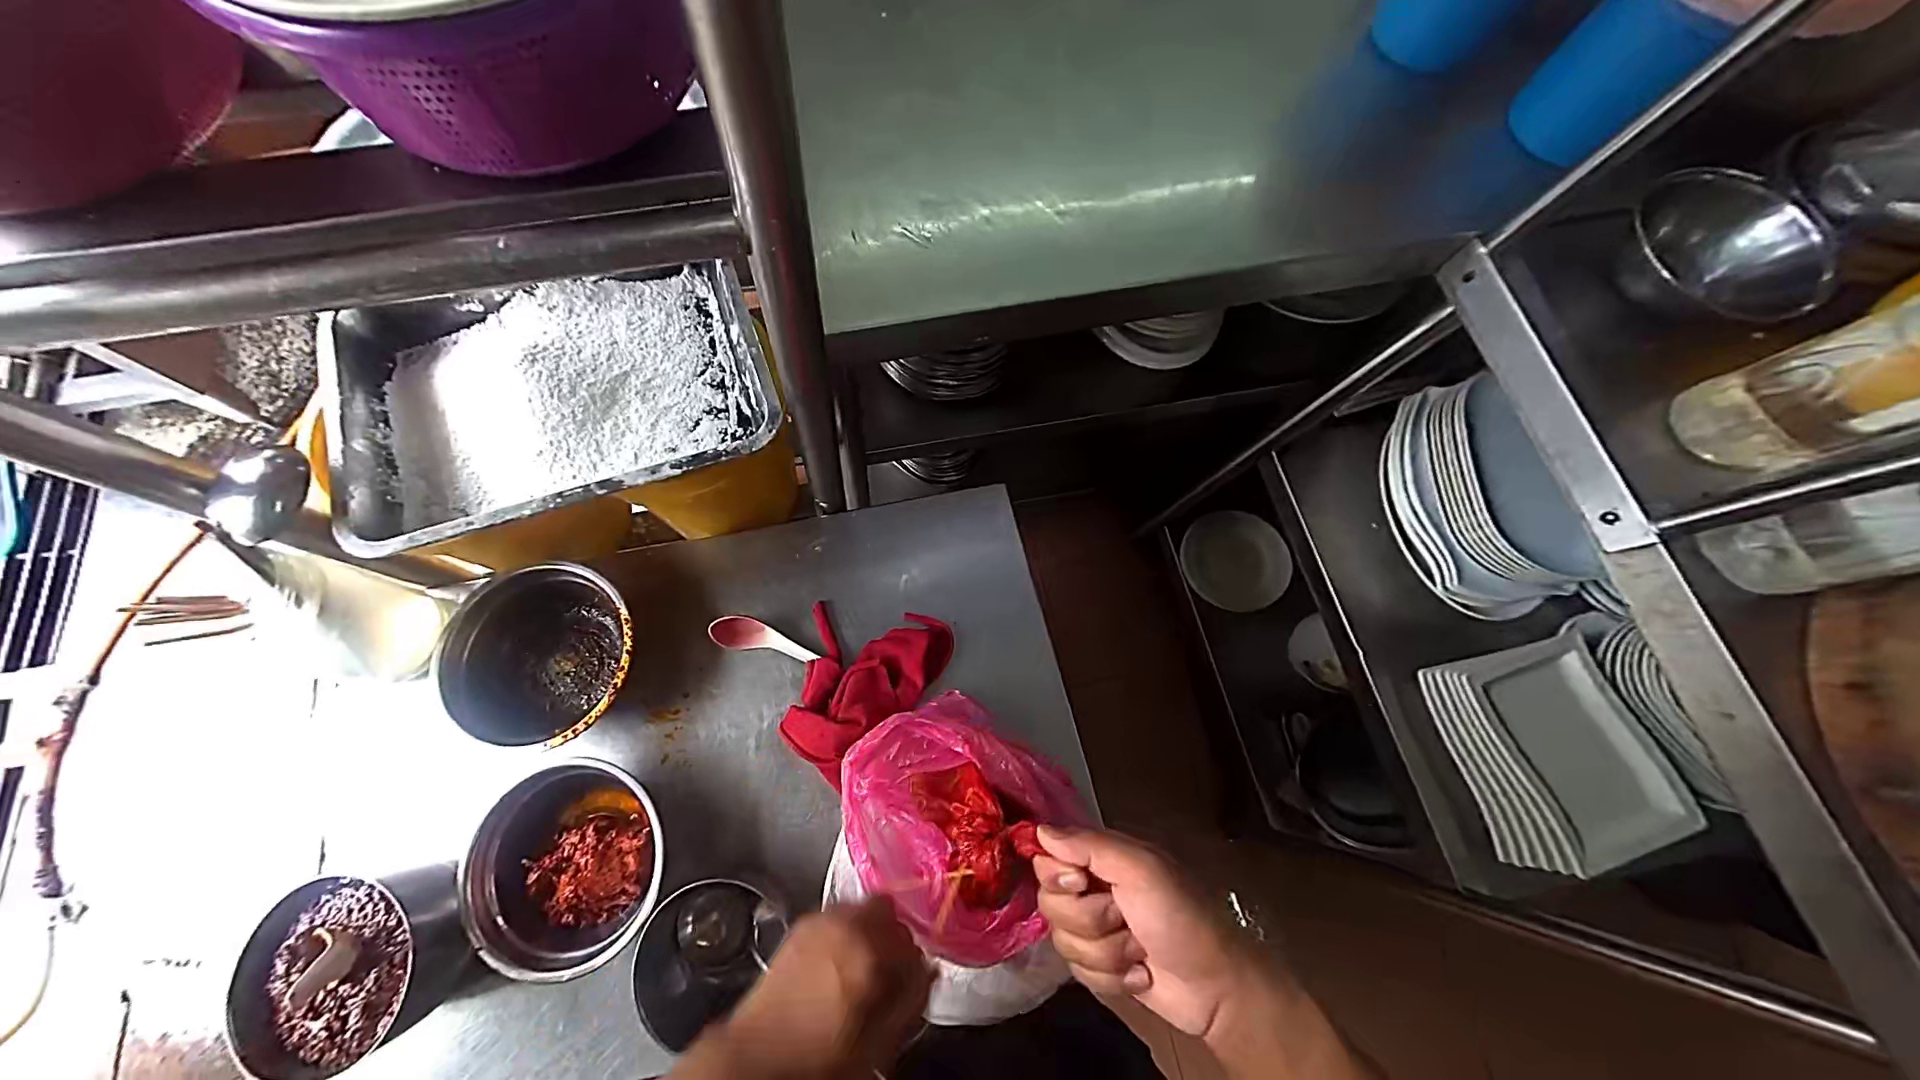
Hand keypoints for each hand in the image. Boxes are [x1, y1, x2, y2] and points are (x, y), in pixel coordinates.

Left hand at [671, 897, 931, 1079]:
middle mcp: (845, 923)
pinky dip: (847, 929)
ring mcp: (821, 919)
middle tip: (893, 967)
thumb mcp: (876, 1041)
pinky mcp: (802, 923)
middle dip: (895, 936)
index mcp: (869, 950)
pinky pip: (839, 913)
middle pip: (890, 912)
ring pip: (864, 907)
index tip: (915, 978)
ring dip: (871, 929)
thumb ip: (910, 1000)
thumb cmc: (812, 1057)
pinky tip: (840, 959)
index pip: (913, 941)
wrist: (755, 1058)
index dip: (918, 963)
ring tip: (865, 963)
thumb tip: (928, 974)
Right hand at [1033, 825, 1254, 1038]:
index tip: (1080, 884)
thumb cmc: (1181, 916)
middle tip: (1123, 918)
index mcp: (1101, 858)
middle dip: (1088, 921)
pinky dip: (1111, 977)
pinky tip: (1139, 972)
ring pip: (1064, 942)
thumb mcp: (1141, 869)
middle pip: (1051, 904)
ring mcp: (1096, 930)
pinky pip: (1079, 973)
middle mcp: (1093, 889)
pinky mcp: (1101, 967)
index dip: (1057, 876)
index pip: (1048, 859)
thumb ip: (1090, 846)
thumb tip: (1040, 832)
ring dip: (1106, 952)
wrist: (1216, 986)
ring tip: (1138, 950)